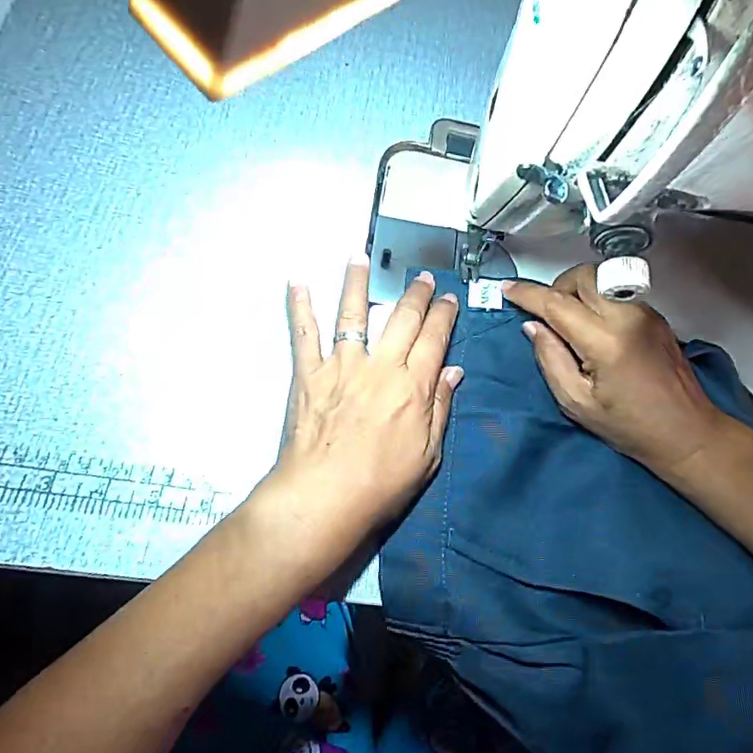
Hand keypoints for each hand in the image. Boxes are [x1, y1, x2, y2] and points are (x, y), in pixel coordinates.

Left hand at [251, 256, 462, 573]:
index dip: (443, 316)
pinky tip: (298, 283)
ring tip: (359, 257)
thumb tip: (454, 371)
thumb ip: (441, 408)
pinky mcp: (309, 374)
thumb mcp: (428, 453)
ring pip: (353, 314)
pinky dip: (300, 307)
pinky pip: (304, 334)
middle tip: (422, 278)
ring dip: (357, 283)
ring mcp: (341, 366)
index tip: (447, 299)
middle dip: (415, 295)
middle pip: (402, 320)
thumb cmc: (381, 483)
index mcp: (413, 386)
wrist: (326, 495)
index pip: (435, 339)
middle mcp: (380, 366)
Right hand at [503, 263, 739, 474]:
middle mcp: (629, 317)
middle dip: (557, 287)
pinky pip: (616, 293)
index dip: (527, 294)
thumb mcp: (577, 402)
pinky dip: (596, 301)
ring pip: (601, 280)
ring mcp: (646, 313)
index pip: (557, 304)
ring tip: (570, 325)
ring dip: (577, 292)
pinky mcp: (655, 317)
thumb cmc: (630, 426)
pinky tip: (593, 331)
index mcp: (606, 342)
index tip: (507, 289)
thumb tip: (534, 327)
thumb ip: (550, 359)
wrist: (687, 433)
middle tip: (546, 316)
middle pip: (583, 276)